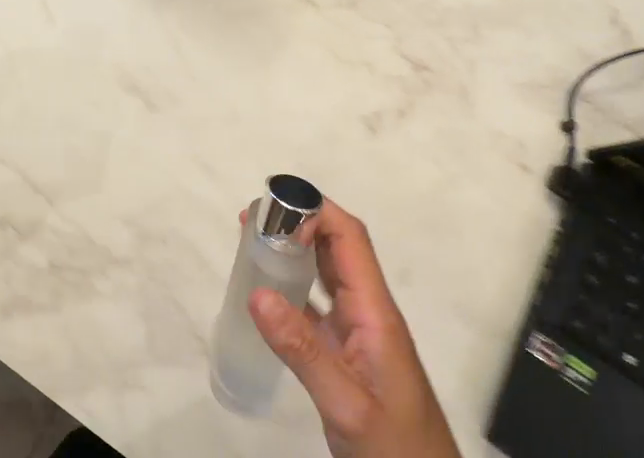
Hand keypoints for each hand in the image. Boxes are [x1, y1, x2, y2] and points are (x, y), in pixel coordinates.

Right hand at [243, 200, 461, 457]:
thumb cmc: (395, 447)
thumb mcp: (346, 405)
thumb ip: (303, 351)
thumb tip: (257, 292)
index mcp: (376, 313)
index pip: (350, 239)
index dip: (314, 212)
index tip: (270, 209)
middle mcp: (369, 313)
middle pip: (337, 248)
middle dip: (297, 222)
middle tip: (249, 218)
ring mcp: (359, 332)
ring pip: (326, 273)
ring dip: (293, 251)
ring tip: (250, 242)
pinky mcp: (347, 352)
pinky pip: (317, 304)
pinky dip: (291, 287)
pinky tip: (265, 292)